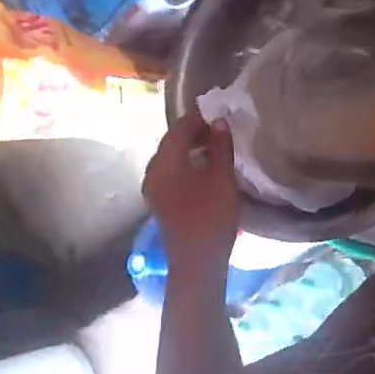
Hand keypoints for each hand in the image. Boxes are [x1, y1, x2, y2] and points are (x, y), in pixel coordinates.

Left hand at [144, 110, 238, 271]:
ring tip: (215, 145)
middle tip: (219, 126)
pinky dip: (186, 164)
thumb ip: (220, 147)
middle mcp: (153, 171)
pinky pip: (171, 173)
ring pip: (171, 158)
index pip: (180, 129)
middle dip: (194, 132)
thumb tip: (218, 122)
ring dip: (190, 148)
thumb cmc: (211, 217)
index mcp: (164, 162)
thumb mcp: (221, 178)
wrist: (197, 263)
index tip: (218, 109)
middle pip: (172, 143)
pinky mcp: (160, 202)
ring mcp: (154, 189)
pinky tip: (204, 167)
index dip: (199, 117)